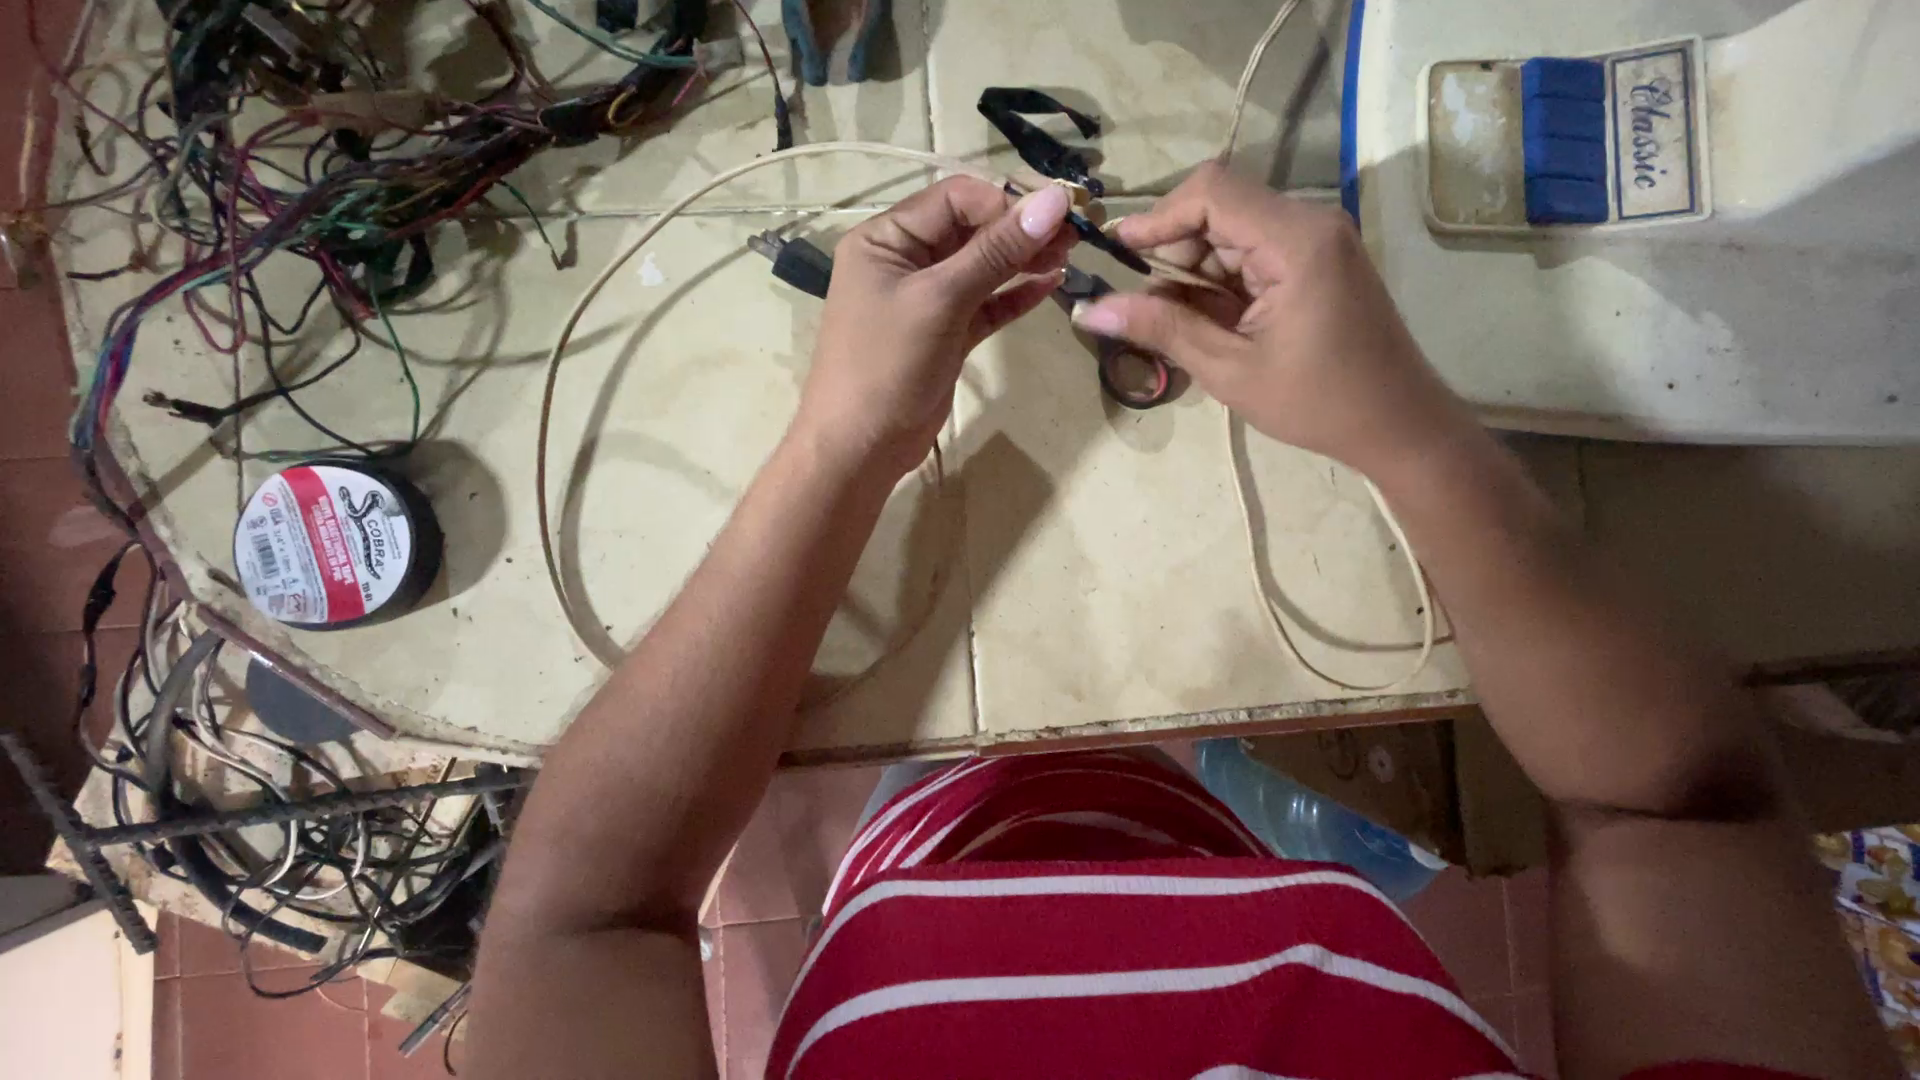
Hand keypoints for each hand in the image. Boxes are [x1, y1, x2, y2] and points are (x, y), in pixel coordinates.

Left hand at [791, 177, 1076, 478]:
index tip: (1055, 212)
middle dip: (1020, 228)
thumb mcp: (940, 300)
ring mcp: (926, 300)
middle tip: (1077, 232)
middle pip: (971, 230)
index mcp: (885, 239)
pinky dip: (1014, 295)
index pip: (953, 199)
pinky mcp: (945, 335)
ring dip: (1023, 259)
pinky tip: (1050, 284)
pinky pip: (985, 305)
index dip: (1004, 201)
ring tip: (1071, 253)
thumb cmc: (887, 365)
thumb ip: (995, 252)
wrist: (861, 446)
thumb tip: (1053, 201)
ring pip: (981, 268)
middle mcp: (904, 261)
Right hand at [1073, 163, 1477, 478]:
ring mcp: (1318, 240)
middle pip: (1220, 207)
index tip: (1117, 254)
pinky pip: (1253, 253)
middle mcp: (1310, 223)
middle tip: (1143, 304)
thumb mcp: (1229, 370)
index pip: (1212, 192)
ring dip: (1193, 270)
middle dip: (1173, 249)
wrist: (1398, 425)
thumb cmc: (1317, 403)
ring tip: (1170, 321)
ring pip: (1232, 231)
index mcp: (1296, 241)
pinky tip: (1206, 322)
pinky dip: (1219, 281)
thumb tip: (1090, 311)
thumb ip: (1161, 330)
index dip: (1157, 217)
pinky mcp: (1317, 261)